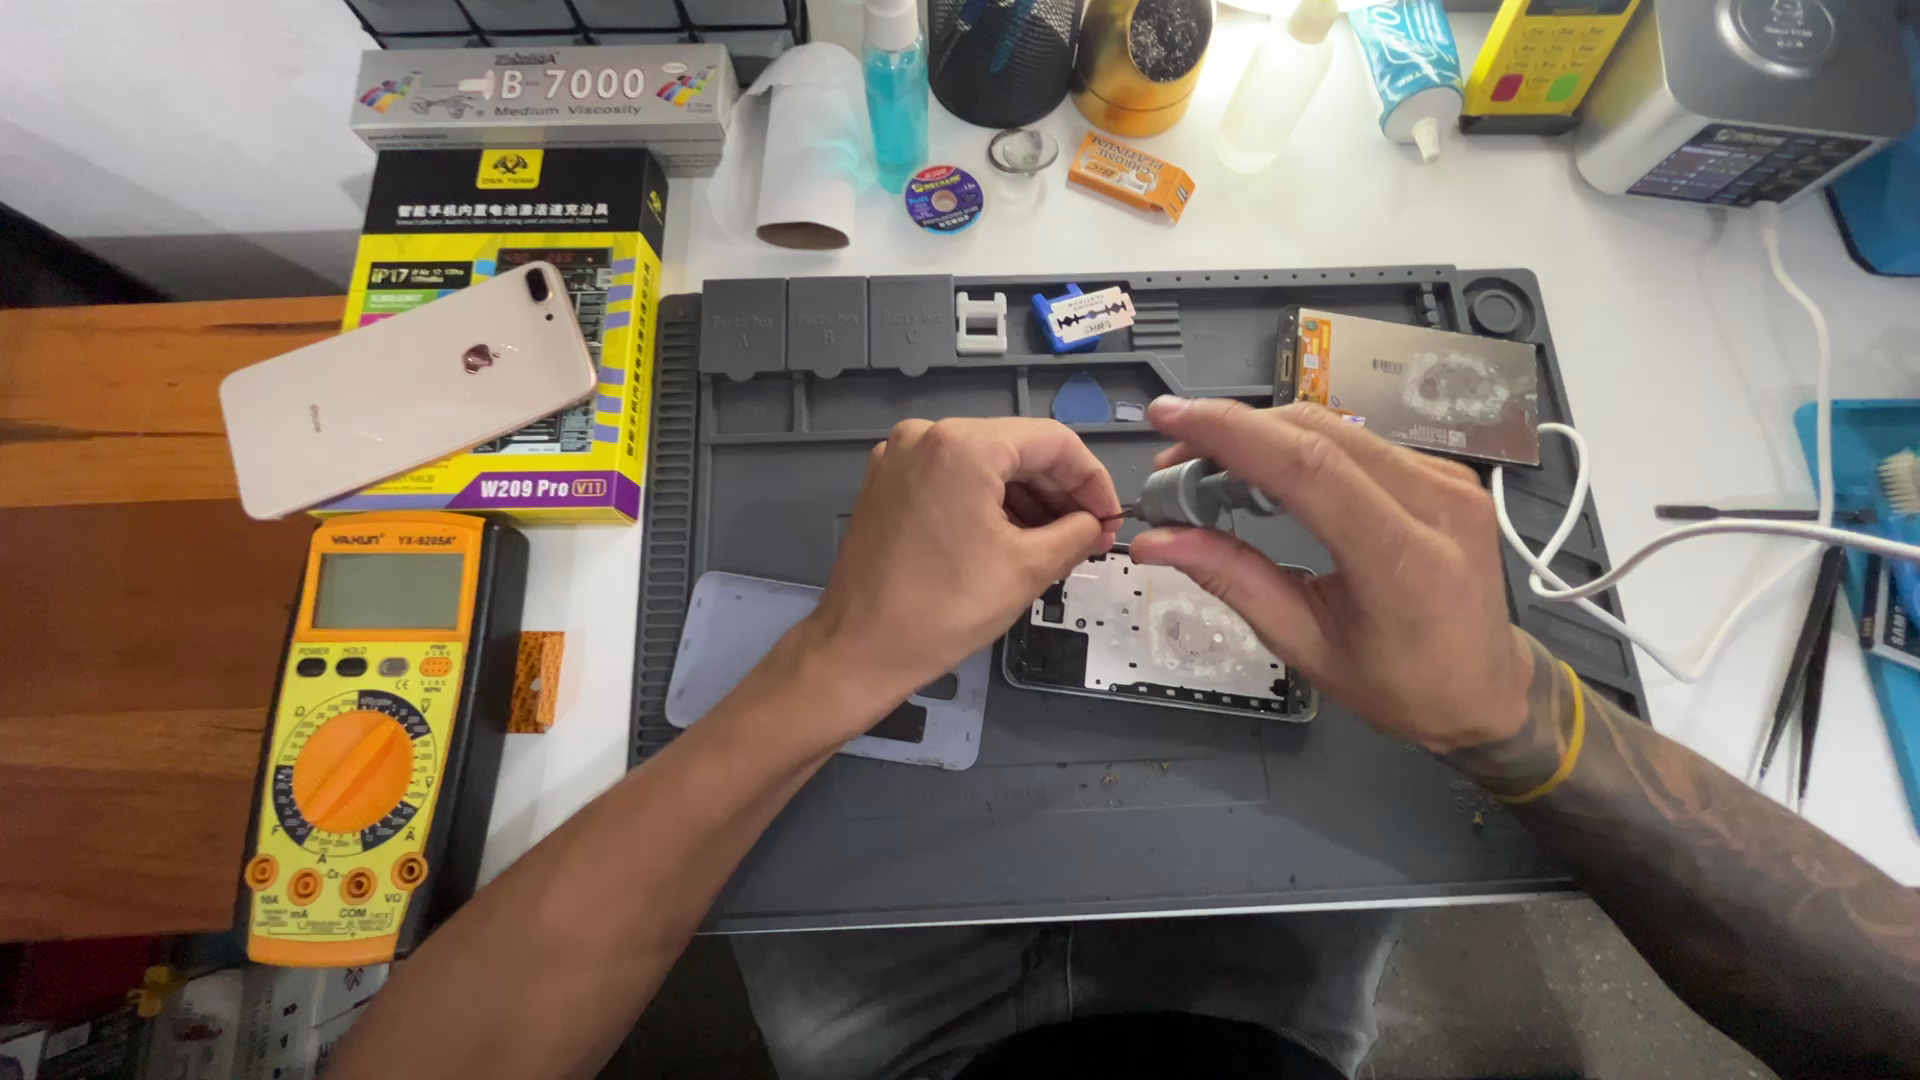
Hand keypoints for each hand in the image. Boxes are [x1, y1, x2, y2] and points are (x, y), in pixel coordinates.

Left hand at [802, 418, 1121, 725]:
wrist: (859, 649)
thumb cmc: (945, 609)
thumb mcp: (1028, 568)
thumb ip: (1077, 533)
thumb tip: (1096, 524)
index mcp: (963, 444)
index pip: (1053, 441)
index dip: (1092, 480)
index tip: (1109, 518)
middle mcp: (927, 435)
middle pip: (1016, 448)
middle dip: (1059, 492)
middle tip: (1088, 536)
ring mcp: (900, 456)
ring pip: (984, 464)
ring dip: (1025, 499)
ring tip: (1054, 543)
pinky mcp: (886, 482)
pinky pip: (952, 478)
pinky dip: (986, 502)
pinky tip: (1010, 537)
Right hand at [1128, 398, 1532, 752]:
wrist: (1488, 691)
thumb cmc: (1398, 684)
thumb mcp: (1302, 643)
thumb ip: (1231, 579)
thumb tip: (1155, 541)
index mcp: (1404, 561)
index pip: (1308, 468)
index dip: (1230, 433)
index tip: (1168, 416)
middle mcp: (1437, 501)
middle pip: (1316, 432)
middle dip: (1230, 432)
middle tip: (1172, 461)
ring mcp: (1447, 479)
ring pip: (1333, 426)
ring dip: (1258, 436)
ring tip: (1205, 469)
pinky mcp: (1442, 472)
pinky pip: (1353, 439)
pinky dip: (1292, 446)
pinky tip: (1259, 471)